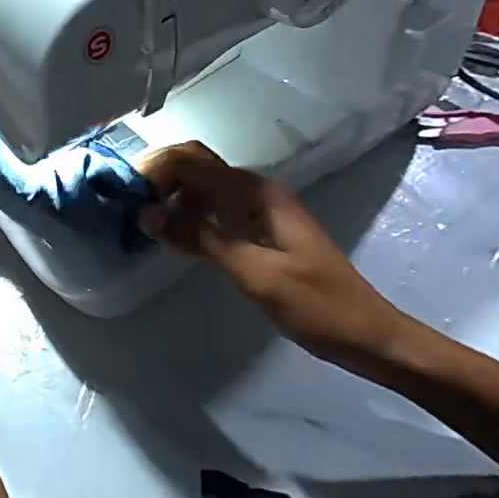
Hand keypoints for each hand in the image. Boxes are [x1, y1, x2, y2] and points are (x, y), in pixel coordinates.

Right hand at [138, 142, 411, 372]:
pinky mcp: (261, 227)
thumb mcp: (254, 273)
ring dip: (173, 196)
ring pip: (205, 186)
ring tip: (145, 221)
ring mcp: (261, 207)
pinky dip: (191, 214)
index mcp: (257, 193)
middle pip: (197, 166)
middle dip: (160, 178)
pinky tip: (175, 235)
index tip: (128, 196)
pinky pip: (217, 207)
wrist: (370, 335)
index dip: (156, 171)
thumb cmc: (316, 305)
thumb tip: (147, 213)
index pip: (193, 162)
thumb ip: (200, 238)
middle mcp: (257, 190)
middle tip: (130, 205)